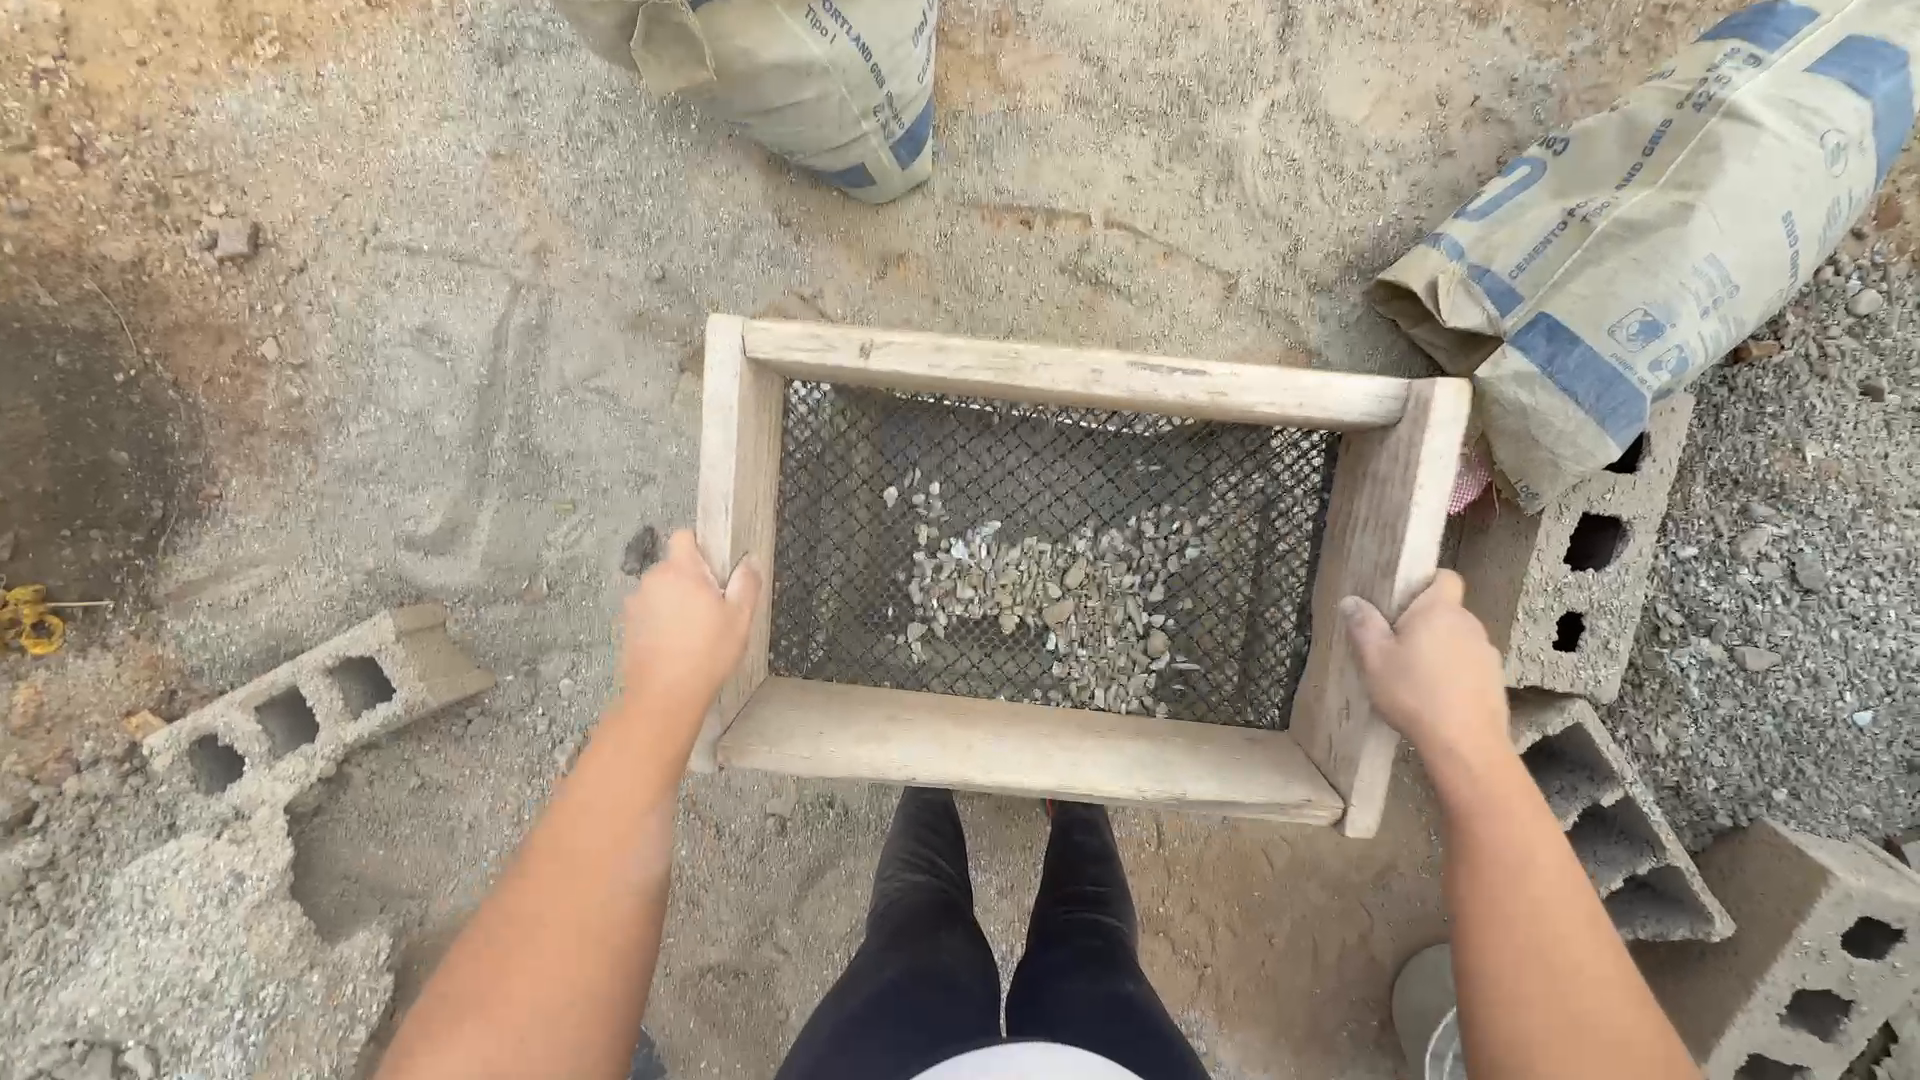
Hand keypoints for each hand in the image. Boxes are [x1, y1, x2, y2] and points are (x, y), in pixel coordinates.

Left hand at [617, 530, 761, 720]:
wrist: (664, 696)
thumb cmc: (707, 653)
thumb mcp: (740, 618)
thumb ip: (746, 583)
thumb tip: (749, 561)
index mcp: (680, 571)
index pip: (684, 536)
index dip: (701, 547)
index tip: (716, 570)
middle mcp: (653, 580)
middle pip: (674, 566)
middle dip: (691, 579)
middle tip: (713, 608)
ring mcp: (636, 603)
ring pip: (661, 590)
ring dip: (676, 601)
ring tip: (695, 631)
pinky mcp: (627, 626)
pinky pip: (650, 612)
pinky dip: (662, 621)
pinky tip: (677, 645)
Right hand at [1340, 570, 1508, 763]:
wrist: (1464, 743)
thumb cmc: (1413, 693)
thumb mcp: (1374, 659)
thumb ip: (1363, 625)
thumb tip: (1352, 600)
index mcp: (1438, 611)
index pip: (1445, 577)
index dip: (1426, 582)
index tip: (1403, 600)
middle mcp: (1469, 624)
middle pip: (1447, 610)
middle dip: (1424, 621)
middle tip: (1395, 644)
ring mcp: (1487, 653)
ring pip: (1458, 638)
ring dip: (1439, 647)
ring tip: (1414, 675)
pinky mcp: (1495, 680)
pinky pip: (1469, 664)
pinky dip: (1454, 671)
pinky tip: (1436, 695)